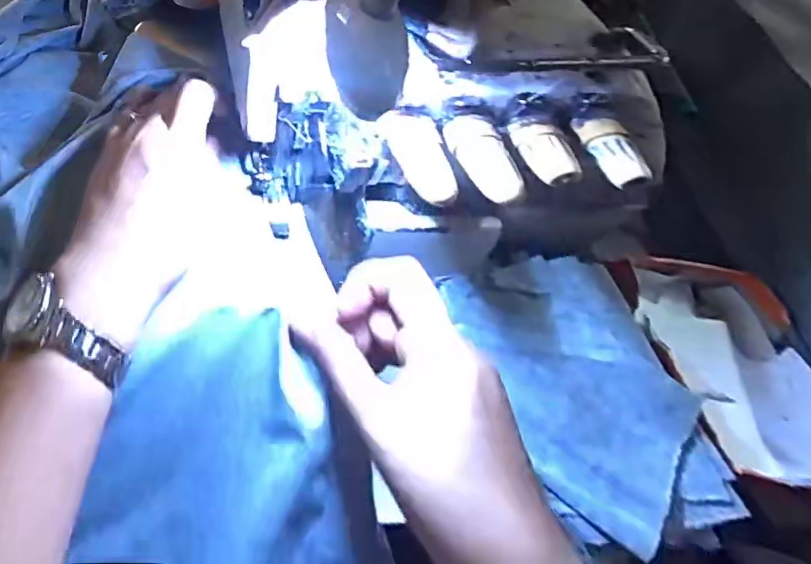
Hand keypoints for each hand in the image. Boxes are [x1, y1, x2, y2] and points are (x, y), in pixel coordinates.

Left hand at [55, 78, 219, 348]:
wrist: (109, 270)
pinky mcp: (101, 150)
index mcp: (177, 140)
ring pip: (144, 99)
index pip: (195, 89)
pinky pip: (124, 117)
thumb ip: (213, 164)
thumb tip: (210, 143)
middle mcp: (146, 129)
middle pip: (170, 90)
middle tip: (199, 125)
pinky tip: (146, 141)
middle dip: (189, 101)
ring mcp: (119, 137)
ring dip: (161, 106)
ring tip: (171, 129)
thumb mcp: (210, 205)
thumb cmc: (168, 244)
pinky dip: (139, 118)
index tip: (217, 117)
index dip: (211, 98)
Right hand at [291, 257, 575, 563]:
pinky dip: (394, 370)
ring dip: (374, 349)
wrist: (510, 554)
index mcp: (443, 342)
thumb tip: (300, 316)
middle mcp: (460, 347)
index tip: (335, 323)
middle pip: (402, 307)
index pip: (400, 275)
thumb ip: (337, 361)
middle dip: (360, 324)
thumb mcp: (377, 420)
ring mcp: (469, 373)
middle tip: (336, 365)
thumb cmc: (440, 484)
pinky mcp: (471, 399)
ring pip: (411, 338)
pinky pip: (425, 364)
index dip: (360, 285)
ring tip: (353, 387)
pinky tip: (378, 402)